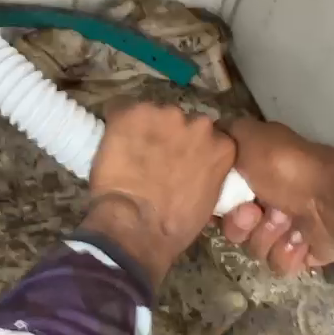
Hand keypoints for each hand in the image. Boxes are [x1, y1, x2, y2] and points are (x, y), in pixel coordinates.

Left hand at [82, 102, 236, 287]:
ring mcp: (165, 114)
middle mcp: (199, 123)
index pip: (208, 135)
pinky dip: (116, 122)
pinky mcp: (133, 112)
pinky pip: (120, 108)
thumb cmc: (174, 226)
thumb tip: (191, 170)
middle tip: (152, 156)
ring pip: (151, 114)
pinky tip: (111, 139)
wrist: (137, 225)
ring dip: (143, 128)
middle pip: (179, 120)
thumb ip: (205, 173)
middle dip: (167, 134)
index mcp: (222, 146)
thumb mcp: (206, 201)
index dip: (189, 144)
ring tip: (130, 150)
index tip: (177, 157)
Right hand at [221, 118, 333, 276]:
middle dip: (242, 223)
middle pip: (233, 225)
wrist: (332, 199)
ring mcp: (286, 228)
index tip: (226, 198)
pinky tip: (300, 238)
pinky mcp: (303, 252)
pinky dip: (288, 251)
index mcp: (255, 173)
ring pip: (255, 247)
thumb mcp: (247, 136)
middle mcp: (268, 200)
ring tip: (288, 222)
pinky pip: (279, 264)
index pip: (221, 196)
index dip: (218, 201)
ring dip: (268, 235)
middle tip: (257, 212)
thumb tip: (213, 133)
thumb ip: (225, 132)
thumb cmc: (285, 167)